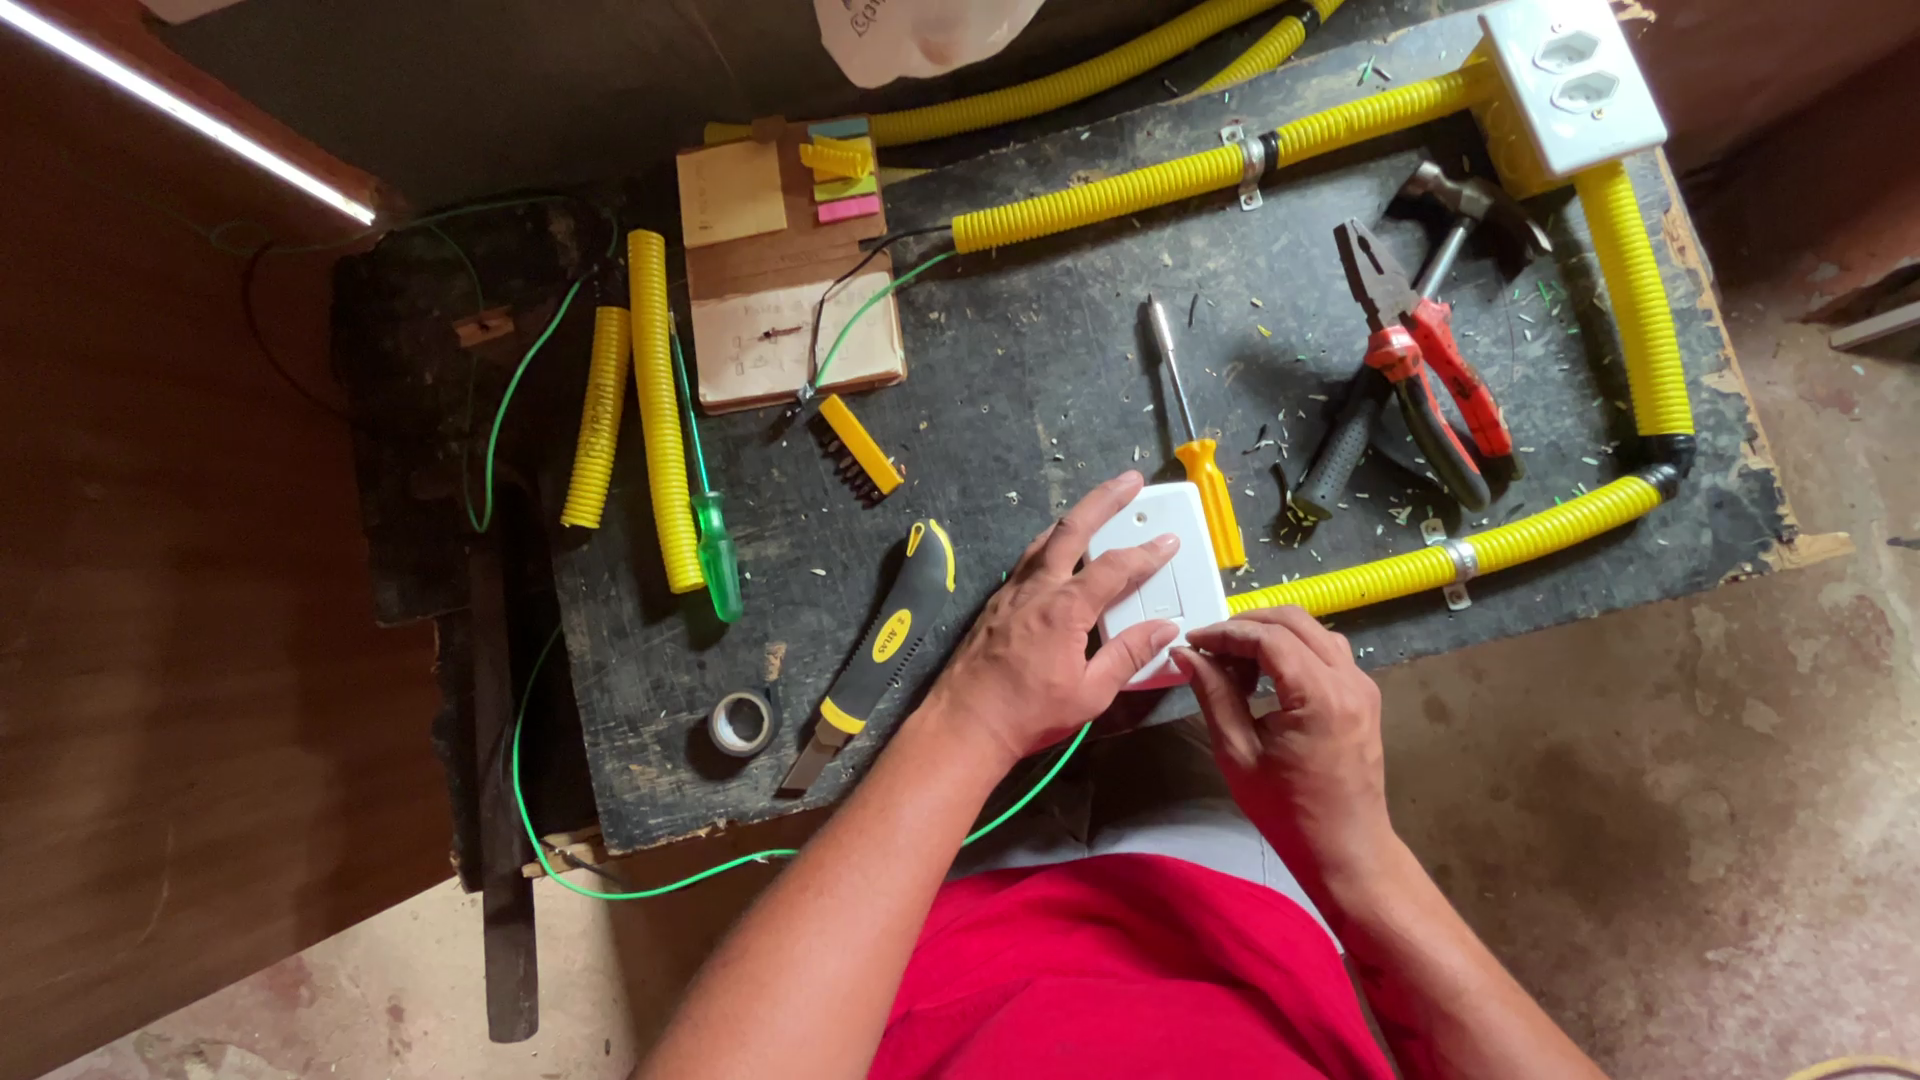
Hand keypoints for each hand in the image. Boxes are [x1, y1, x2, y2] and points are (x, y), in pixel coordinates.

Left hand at [920, 471, 1178, 766]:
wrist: (964, 722)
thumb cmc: (1029, 713)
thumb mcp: (1090, 694)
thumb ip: (1128, 655)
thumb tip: (1165, 629)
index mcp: (1064, 608)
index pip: (1114, 568)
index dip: (1146, 553)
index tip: (1169, 541)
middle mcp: (1036, 588)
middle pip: (1072, 529)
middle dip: (1104, 499)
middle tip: (1130, 480)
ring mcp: (1010, 591)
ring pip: (1043, 539)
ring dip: (1073, 518)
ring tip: (1096, 505)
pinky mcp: (995, 602)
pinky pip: (1027, 559)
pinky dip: (1049, 543)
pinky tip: (1056, 550)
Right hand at [1172, 607, 1394, 888]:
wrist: (1345, 849)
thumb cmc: (1287, 810)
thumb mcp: (1237, 752)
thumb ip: (1213, 694)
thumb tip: (1186, 655)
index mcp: (1320, 696)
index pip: (1268, 638)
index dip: (1224, 633)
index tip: (1192, 642)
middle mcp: (1349, 681)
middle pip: (1294, 621)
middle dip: (1245, 625)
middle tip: (1209, 647)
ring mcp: (1361, 685)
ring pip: (1311, 630)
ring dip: (1269, 633)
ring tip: (1233, 659)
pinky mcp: (1362, 694)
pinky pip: (1324, 650)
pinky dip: (1290, 647)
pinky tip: (1263, 672)